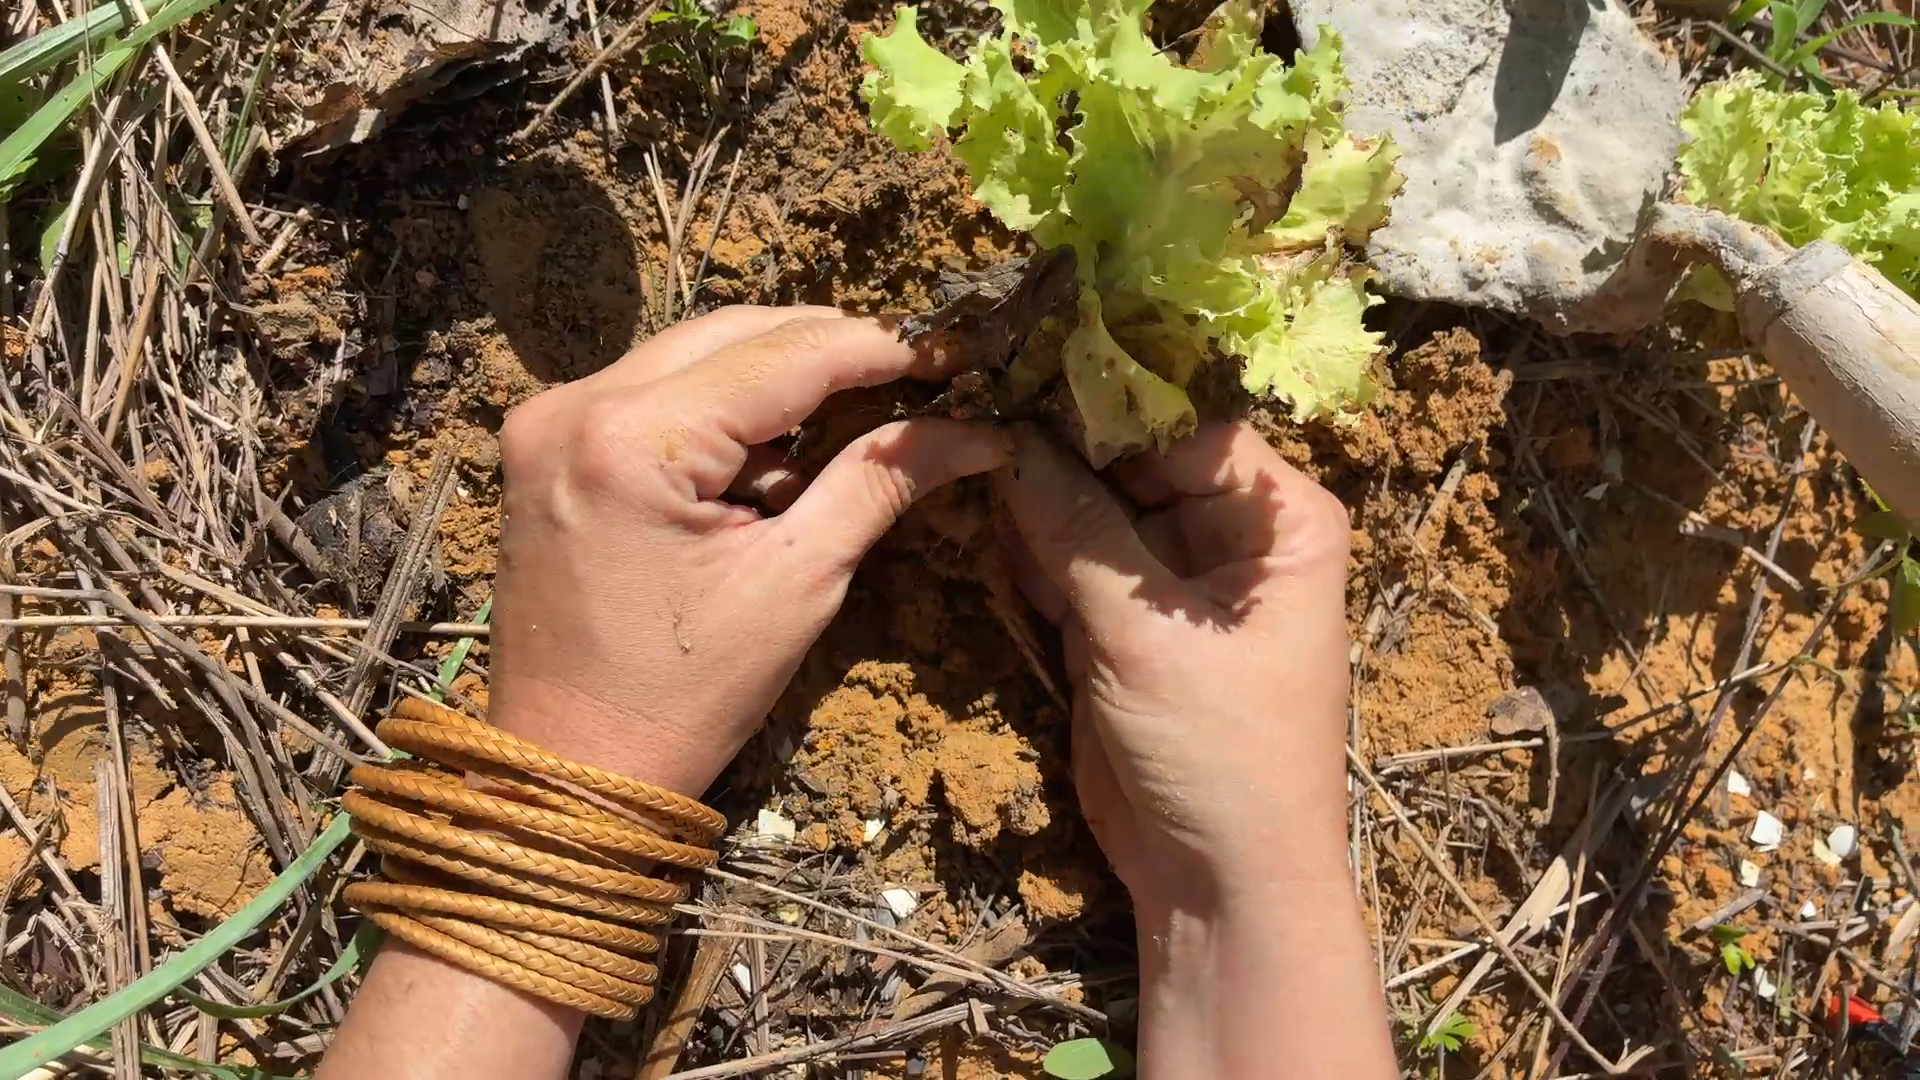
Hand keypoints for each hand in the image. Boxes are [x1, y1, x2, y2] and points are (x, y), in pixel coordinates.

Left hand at [489, 307, 1008, 794]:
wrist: (572, 764)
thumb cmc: (691, 693)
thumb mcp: (800, 580)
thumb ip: (879, 481)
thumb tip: (975, 433)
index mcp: (634, 440)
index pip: (785, 355)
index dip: (877, 347)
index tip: (946, 351)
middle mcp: (577, 403)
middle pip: (736, 332)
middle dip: (831, 347)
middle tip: (910, 374)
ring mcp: (552, 419)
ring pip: (697, 354)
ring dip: (782, 377)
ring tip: (852, 417)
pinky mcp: (552, 445)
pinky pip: (662, 393)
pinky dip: (730, 410)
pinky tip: (773, 456)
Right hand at [997, 421, 1353, 904]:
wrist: (1211, 878)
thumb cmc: (1217, 751)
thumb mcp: (1146, 634)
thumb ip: (1076, 533)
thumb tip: (1012, 440)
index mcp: (1274, 519)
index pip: (1186, 425)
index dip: (1109, 400)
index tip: (1027, 374)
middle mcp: (1224, 534)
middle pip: (1131, 463)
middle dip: (1061, 450)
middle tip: (983, 414)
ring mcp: (1165, 577)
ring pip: (1092, 512)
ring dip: (1037, 500)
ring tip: (973, 461)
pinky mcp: (1120, 618)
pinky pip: (1071, 563)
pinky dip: (1033, 551)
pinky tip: (989, 525)